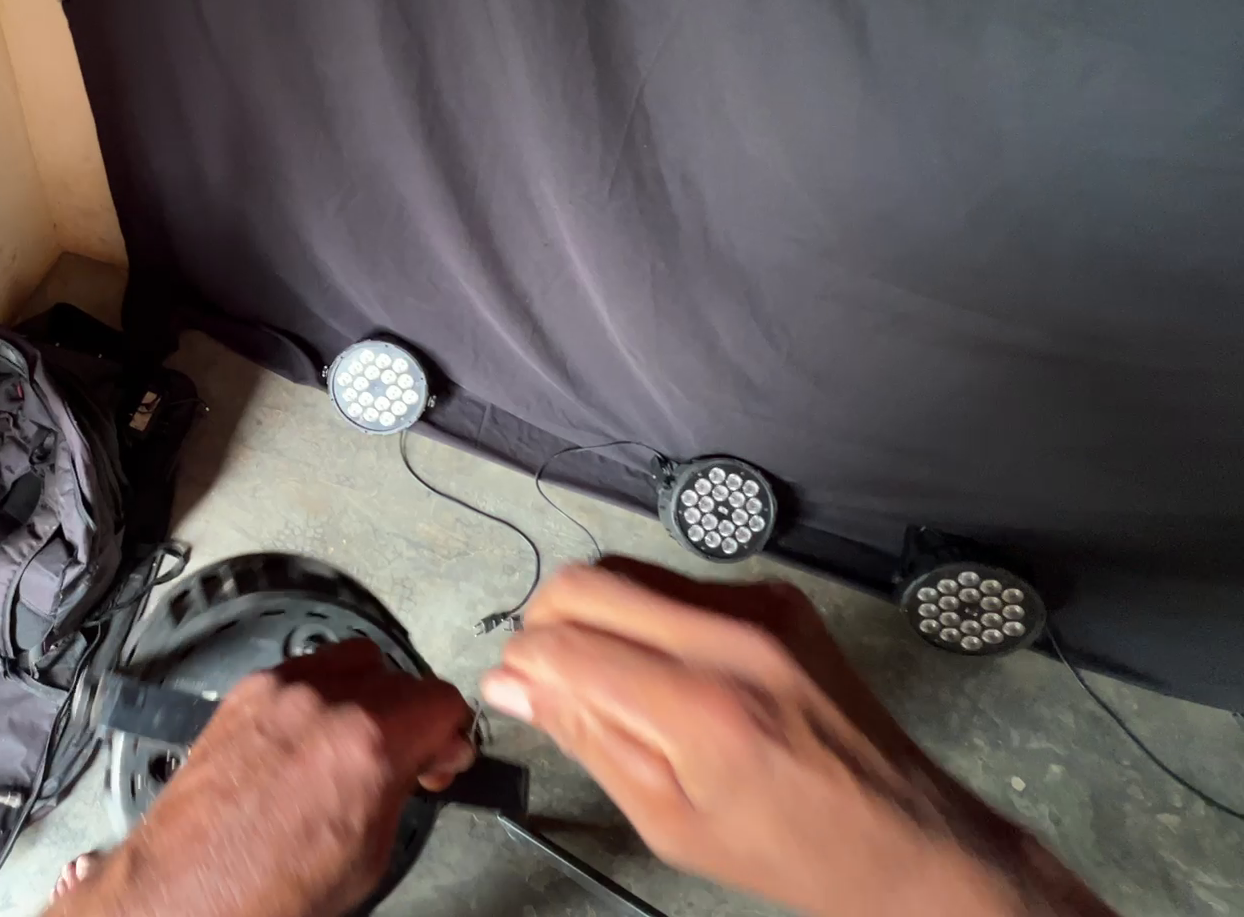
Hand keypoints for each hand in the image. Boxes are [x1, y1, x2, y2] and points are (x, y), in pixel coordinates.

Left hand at [51, 638, 474, 916]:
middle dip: (414, 716)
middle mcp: (325, 700)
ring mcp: (283, 687)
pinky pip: (307, 667)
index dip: (450, 731)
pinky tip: (313, 730)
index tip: (442, 750)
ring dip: (370, 692)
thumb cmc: (270, 887)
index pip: (441, 699)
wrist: (190, 888)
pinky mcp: (251, 687)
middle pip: (402, 677)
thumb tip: (424, 755)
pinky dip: (323, 691)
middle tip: (406, 752)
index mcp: (367, 743)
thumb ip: (404, 783)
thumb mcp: (371, 850)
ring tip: (357, 736)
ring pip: (356, 659)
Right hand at [480, 558, 1111, 916]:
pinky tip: (660, 659)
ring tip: (601, 664)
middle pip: (583, 584)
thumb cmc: (783, 850)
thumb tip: (506, 685)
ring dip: (586, 611)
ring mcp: (755, 605)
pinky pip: (668, 581)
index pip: (565, 649)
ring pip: (619, 570)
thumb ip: (582, 736)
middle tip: (546, 669)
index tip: (515, 685)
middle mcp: (726, 638)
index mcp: (700, 711)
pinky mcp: (771, 594)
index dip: (522, 663)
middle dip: (540, 621)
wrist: (915, 837)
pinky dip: (638, 611)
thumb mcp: (666, 821)